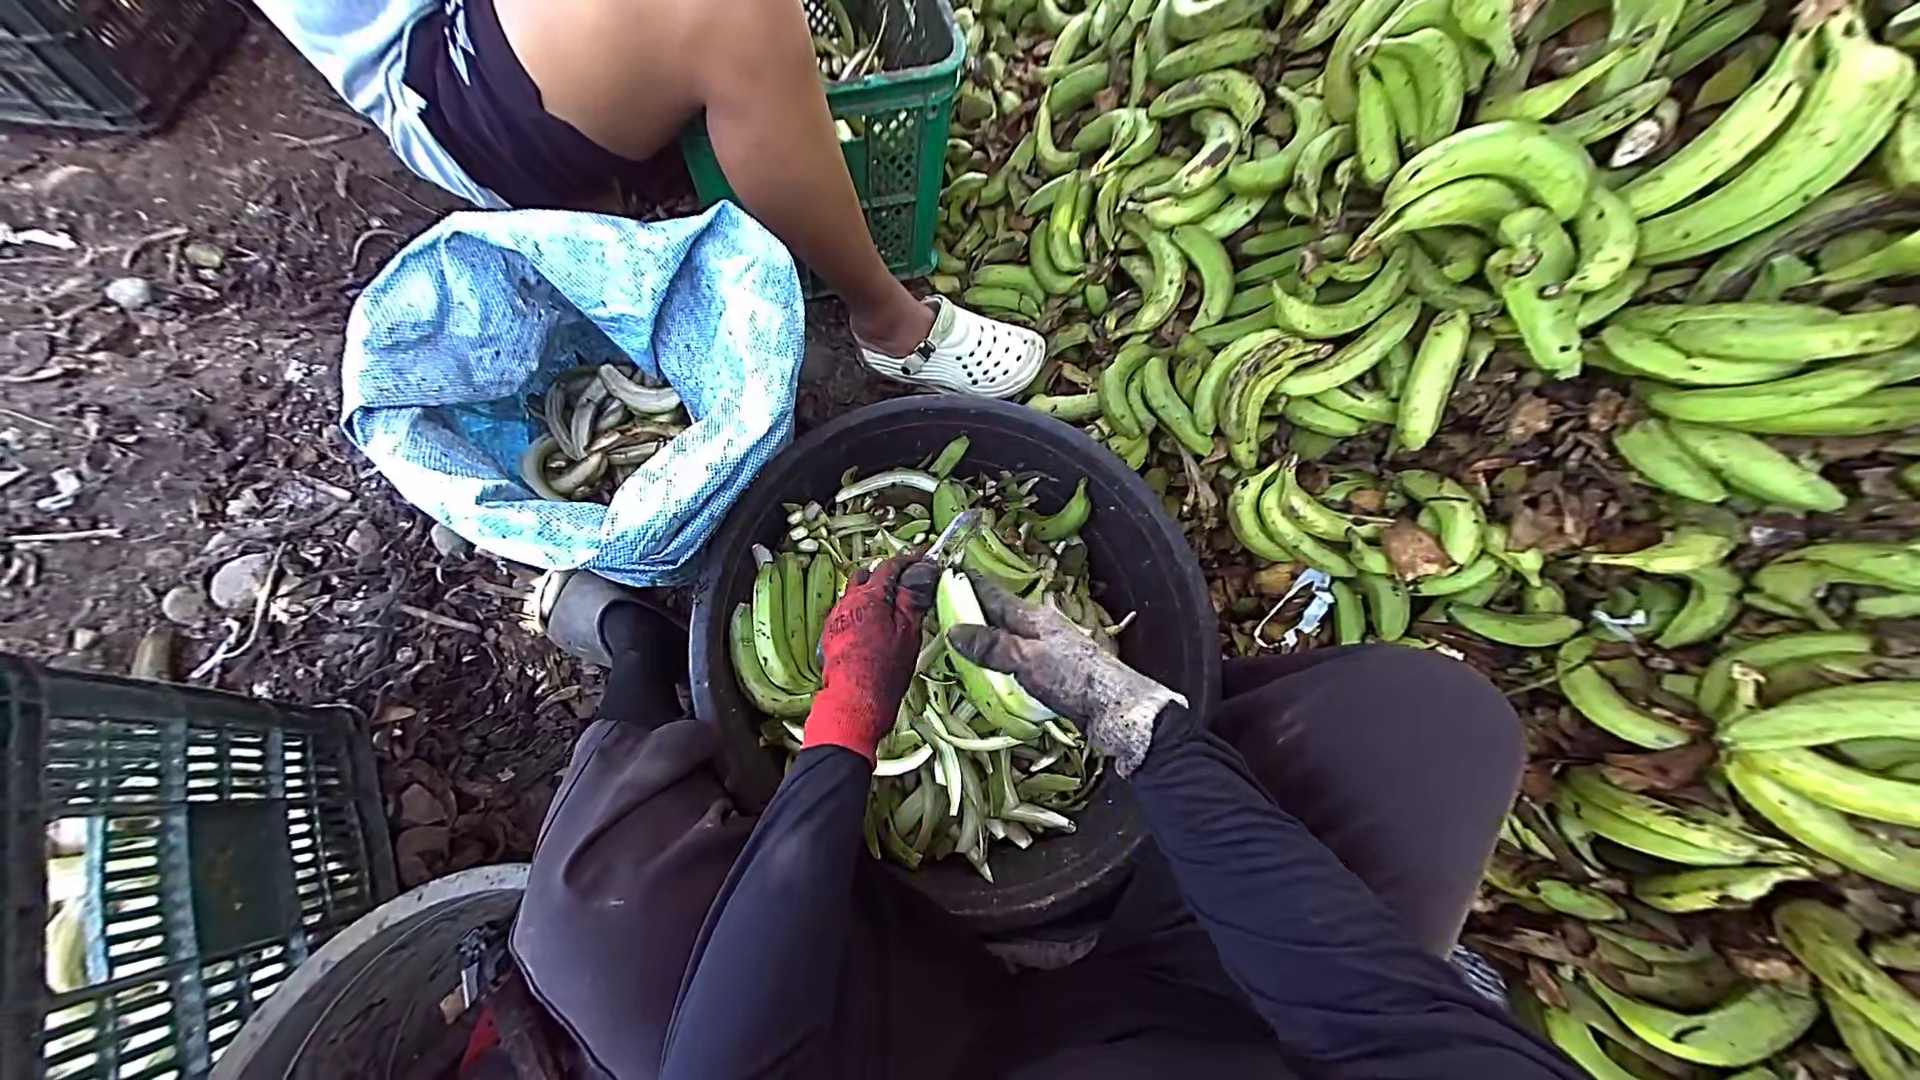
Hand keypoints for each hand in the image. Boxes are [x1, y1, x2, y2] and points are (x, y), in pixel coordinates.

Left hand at [802, 554, 937, 762]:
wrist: (853, 704)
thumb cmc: (882, 672)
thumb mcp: (908, 633)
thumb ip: (911, 599)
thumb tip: (920, 573)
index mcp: (869, 596)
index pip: (890, 565)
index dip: (910, 559)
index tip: (923, 557)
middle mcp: (847, 602)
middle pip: (867, 575)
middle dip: (887, 574)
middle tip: (908, 582)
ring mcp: (837, 618)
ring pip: (855, 593)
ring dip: (873, 593)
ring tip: (893, 606)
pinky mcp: (832, 635)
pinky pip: (848, 611)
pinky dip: (863, 610)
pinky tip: (876, 626)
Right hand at [947, 577, 1184, 776]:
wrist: (1115, 708)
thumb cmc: (1072, 678)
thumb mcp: (1025, 659)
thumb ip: (990, 646)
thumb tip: (954, 631)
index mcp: (1031, 615)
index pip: (993, 593)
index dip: (970, 583)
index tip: (947, 574)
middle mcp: (1038, 626)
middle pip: (999, 613)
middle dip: (974, 608)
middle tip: (945, 609)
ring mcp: (1047, 646)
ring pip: (1008, 634)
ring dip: (987, 633)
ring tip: (962, 637)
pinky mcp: (1052, 668)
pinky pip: (1017, 654)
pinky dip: (1000, 655)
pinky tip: (993, 667)